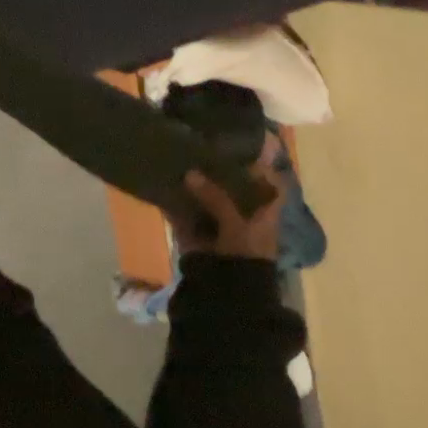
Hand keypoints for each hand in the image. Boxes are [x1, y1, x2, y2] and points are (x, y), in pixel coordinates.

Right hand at [173, 132, 288, 261]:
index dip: (257, 159)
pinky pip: (183, 208)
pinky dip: (174, 198)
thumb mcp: (236, 222)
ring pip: (206, 192)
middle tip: (199, 141)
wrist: (225, 287)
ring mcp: (217, 217)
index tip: (238, 140)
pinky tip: (161, 180)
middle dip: (217, 166)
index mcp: (264, 207)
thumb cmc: (245, 252)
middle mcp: (242, 208)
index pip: (266, 177)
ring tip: (177, 155)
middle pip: (232, 181)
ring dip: (194, 179)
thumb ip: (215, 196)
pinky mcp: (194, 227)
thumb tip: (189, 173)